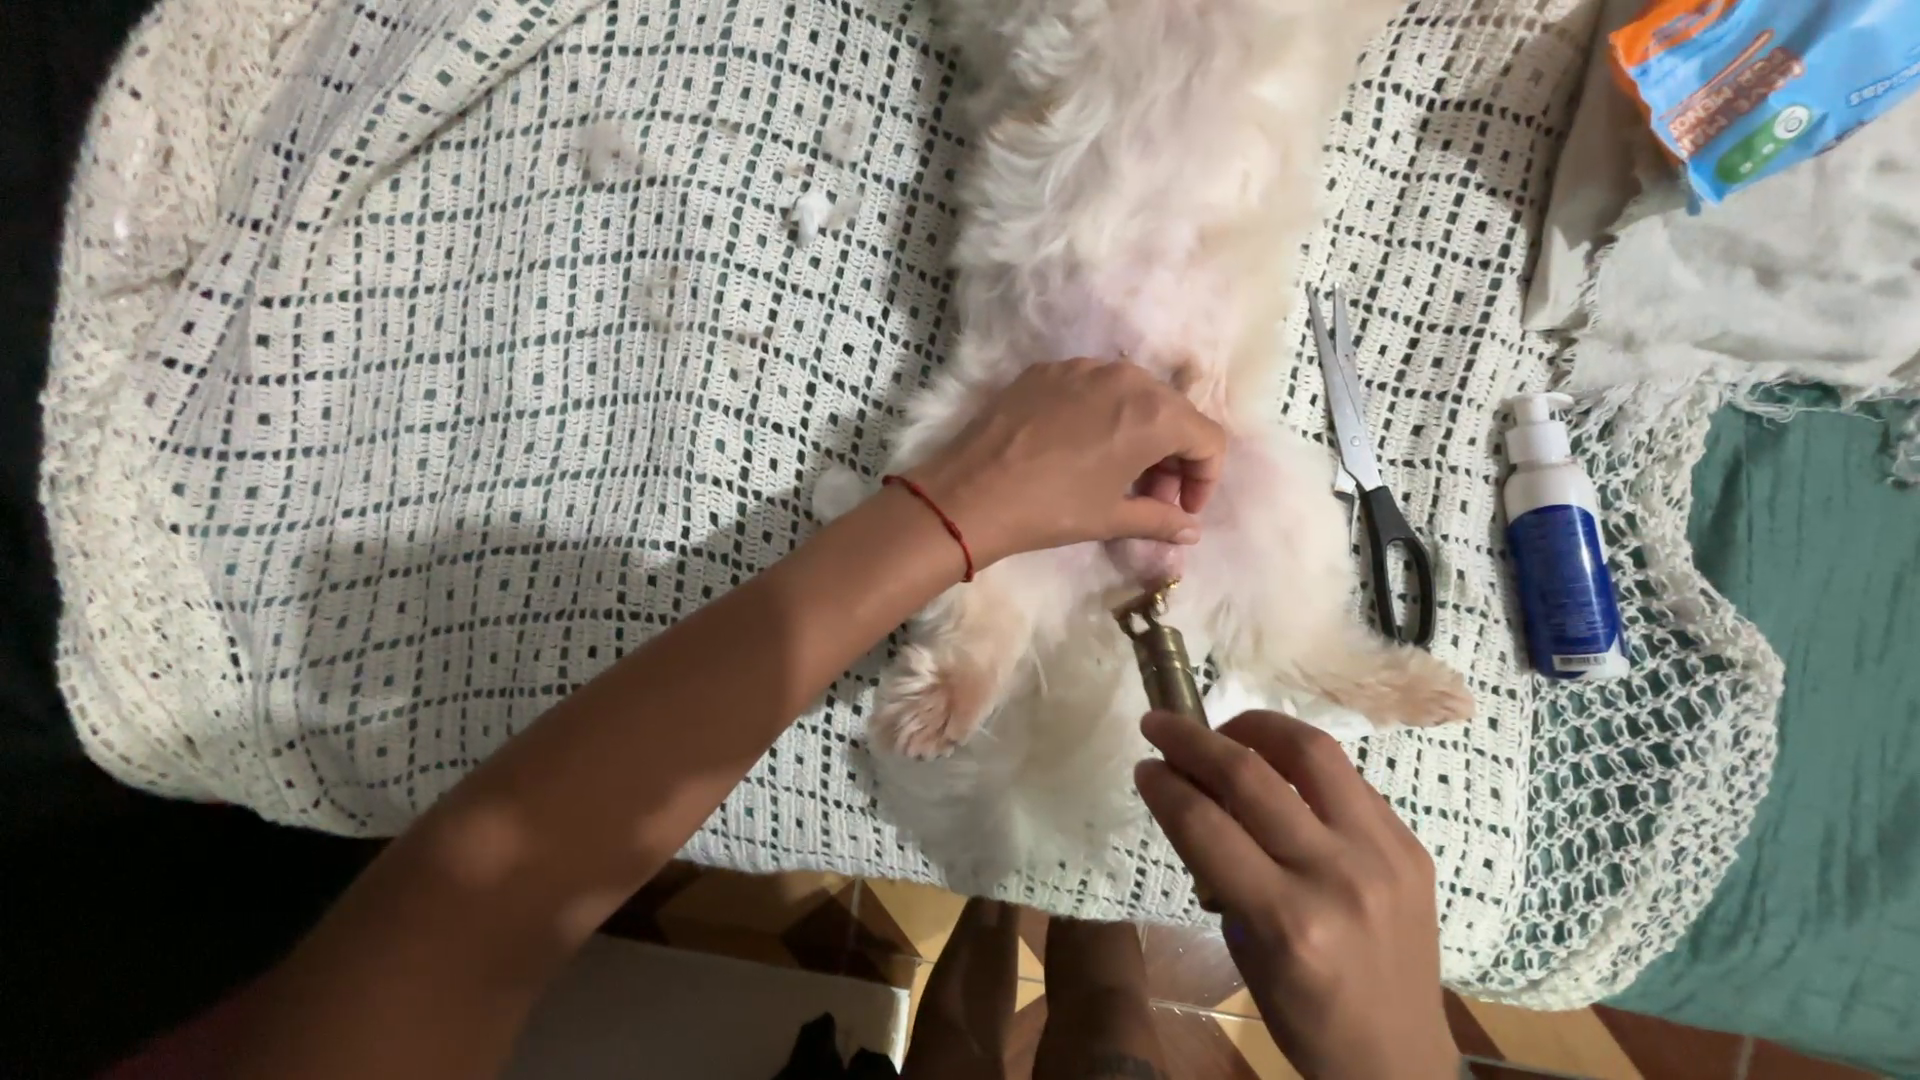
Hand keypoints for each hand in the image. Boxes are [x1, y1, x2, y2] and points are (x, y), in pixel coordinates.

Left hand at [904, 358, 1225, 566]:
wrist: (970, 494)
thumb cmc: (1051, 509)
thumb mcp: (1111, 518)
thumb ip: (1161, 520)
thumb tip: (1191, 530)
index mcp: (1154, 412)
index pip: (1208, 438)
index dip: (1205, 479)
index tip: (1184, 510)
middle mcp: (1126, 376)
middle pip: (1173, 412)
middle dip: (1173, 457)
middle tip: (1152, 497)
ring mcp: (1083, 366)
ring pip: (1133, 395)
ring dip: (1139, 433)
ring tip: (1118, 474)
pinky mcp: (1047, 369)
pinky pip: (1093, 387)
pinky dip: (1102, 415)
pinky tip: (1079, 449)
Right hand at [1135, 711, 1459, 1079]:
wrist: (1397, 1057)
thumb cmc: (1301, 1012)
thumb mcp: (1241, 943)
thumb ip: (1219, 863)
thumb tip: (1191, 789)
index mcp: (1286, 920)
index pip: (1204, 824)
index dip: (1164, 784)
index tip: (1144, 766)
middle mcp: (1337, 877)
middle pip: (1250, 775)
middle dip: (1192, 740)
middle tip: (1161, 725)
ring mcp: (1384, 855)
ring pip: (1312, 752)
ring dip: (1255, 727)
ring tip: (1225, 730)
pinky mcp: (1411, 845)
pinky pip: (1348, 779)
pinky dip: (1301, 764)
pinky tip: (1281, 772)